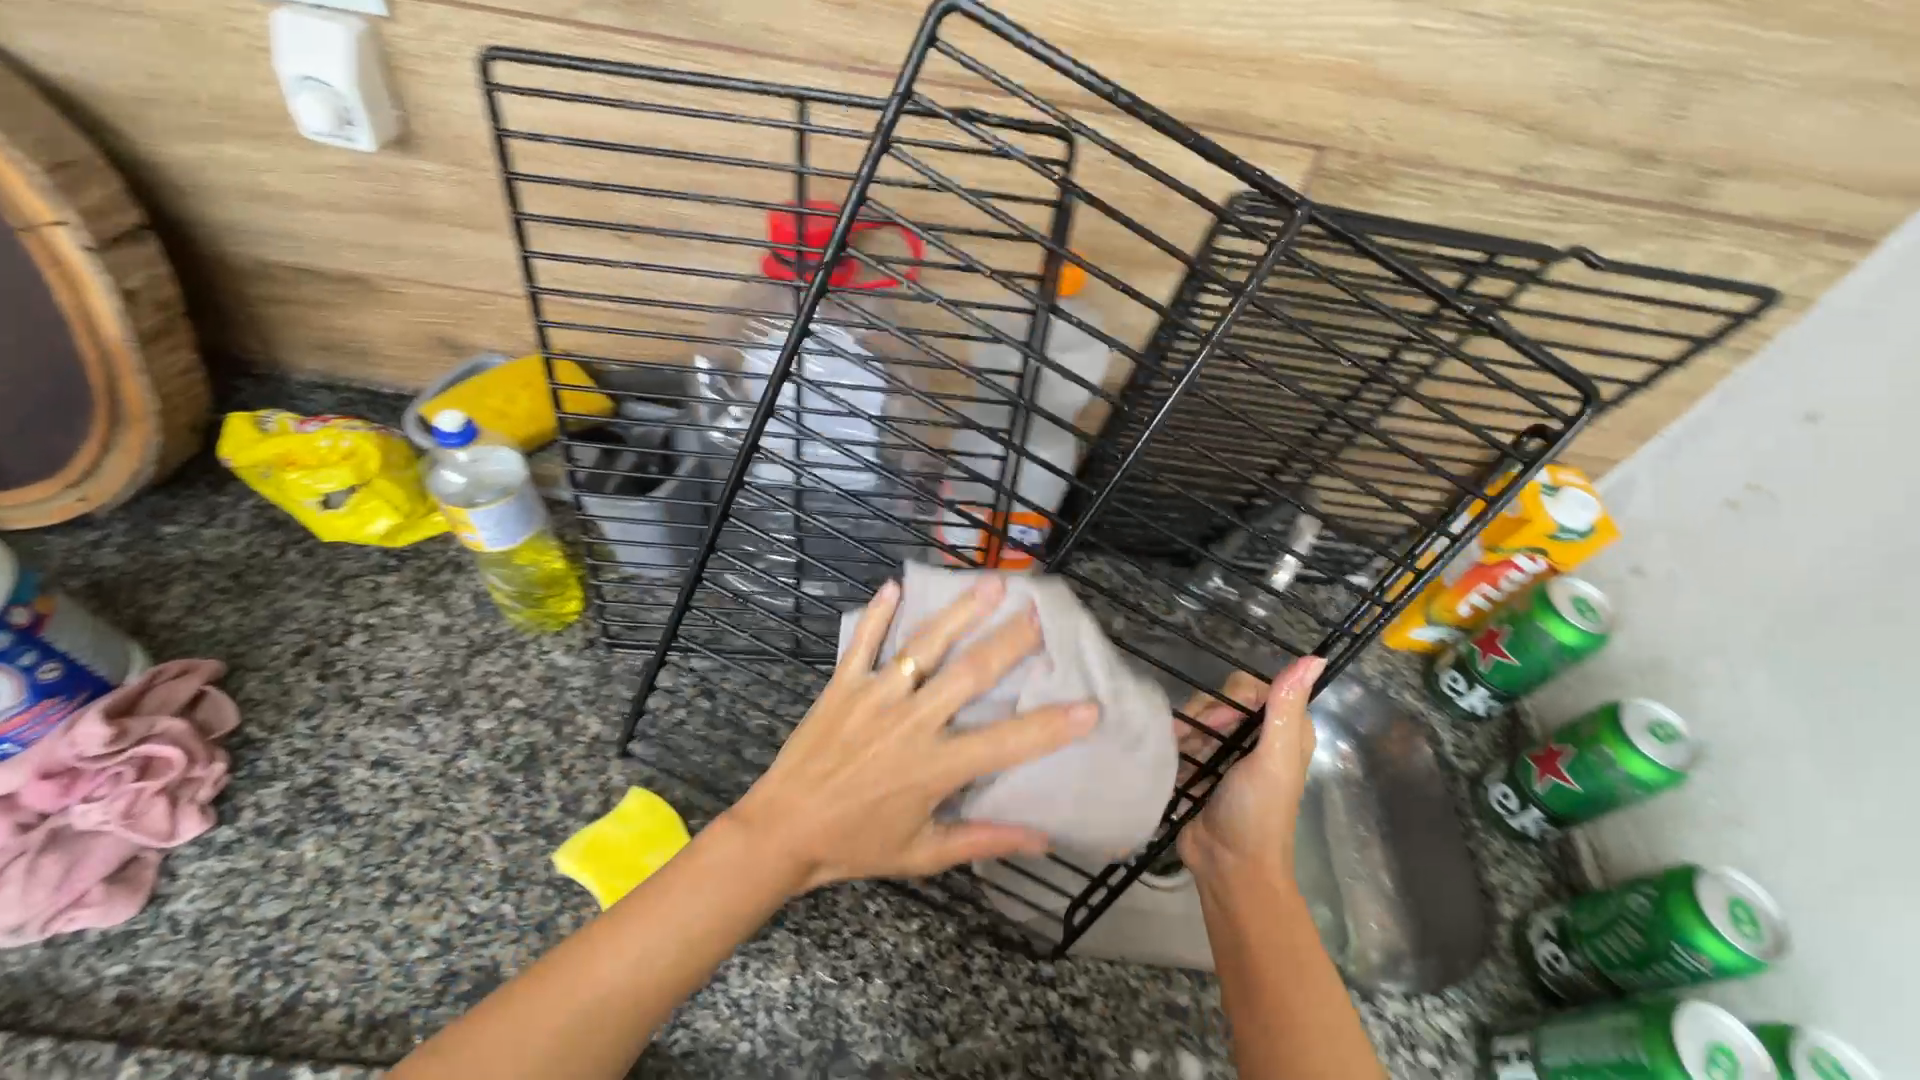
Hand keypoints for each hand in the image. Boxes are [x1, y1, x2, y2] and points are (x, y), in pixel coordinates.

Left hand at [725, 575, 1097, 890]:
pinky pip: (862, 643)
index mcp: (935, 767)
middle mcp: (911, 723)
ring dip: (960, 613)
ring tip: (991, 583)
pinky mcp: (842, 686)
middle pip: (970, 674)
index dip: (1052, 726)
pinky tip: (894, 585)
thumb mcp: (923, 854)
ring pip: (924, 647)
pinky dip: (877, 614)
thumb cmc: (857, 845)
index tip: (1090, 705)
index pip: (1008, 743)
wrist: (781, 831)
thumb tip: (1041, 839)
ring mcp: (874, 698)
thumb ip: (982, 840)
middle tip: (1042, 613)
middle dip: (1011, 641)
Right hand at [1176, 655, 1324, 884]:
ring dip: (1186, 733)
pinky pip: (1184, 740)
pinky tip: (1172, 761)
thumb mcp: (1274, 759)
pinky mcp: (1203, 769)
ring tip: (1180, 755)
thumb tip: (1316, 659)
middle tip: (1197, 744)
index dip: (1229, 700)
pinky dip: (1176, 747)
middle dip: (1202, 718)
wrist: (1228, 866)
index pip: (1249, 688)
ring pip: (1198, 719)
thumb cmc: (1257, 814)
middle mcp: (1257, 737)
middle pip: (1219, 701)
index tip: (1220, 724)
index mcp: (1284, 731)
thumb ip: (1286, 708)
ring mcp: (1227, 754)